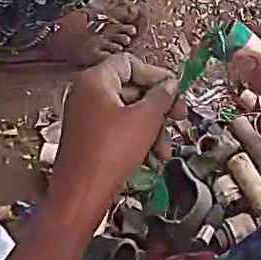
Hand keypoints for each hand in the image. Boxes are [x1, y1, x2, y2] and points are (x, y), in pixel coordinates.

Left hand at [52, 53, 180, 210]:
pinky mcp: (89, 139)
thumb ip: (162, 96)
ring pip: (128, 112)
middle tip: (179, 117)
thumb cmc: (112, 151)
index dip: (155, 74)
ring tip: (165, 149)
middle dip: (158, 106)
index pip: (129, 63)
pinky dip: (137, 139)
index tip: (175, 90)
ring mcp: (86, 117)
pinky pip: (118, 129)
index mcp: (95, 81)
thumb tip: (170, 84)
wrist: (81, 196)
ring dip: (152, 128)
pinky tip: (152, 157)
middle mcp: (87, 94)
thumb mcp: (145, 119)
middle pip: (131, 88)